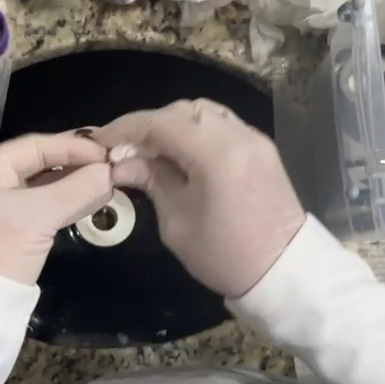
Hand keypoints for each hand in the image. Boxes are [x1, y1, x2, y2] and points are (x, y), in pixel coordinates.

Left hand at [0, 132, 116, 283]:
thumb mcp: (38, 216)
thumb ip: (76, 189)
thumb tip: (110, 171)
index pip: (33, 145)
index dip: (71, 145)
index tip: (106, 152)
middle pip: (37, 165)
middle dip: (74, 165)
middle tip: (110, 165)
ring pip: (42, 190)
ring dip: (74, 186)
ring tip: (107, 183)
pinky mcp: (9, 236)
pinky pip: (41, 211)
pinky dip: (65, 205)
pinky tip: (92, 202)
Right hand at [97, 100, 306, 297]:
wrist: (284, 272)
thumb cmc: (224, 255)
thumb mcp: (177, 222)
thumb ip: (152, 181)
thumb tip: (123, 164)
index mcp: (216, 153)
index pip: (161, 122)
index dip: (125, 128)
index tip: (100, 142)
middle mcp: (238, 135)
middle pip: (183, 111)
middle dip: (149, 126)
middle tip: (123, 151)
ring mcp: (254, 139)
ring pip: (204, 114)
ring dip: (172, 127)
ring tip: (149, 153)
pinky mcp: (262, 150)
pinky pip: (221, 128)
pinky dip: (195, 134)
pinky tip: (179, 157)